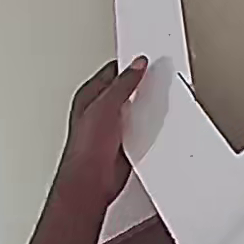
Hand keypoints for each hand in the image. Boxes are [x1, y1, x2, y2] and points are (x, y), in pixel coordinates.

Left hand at [56, 57, 146, 208]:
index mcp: (89, 96)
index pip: (113, 72)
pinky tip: (154, 123)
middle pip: (124, 89)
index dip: (129, 65)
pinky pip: (140, 127)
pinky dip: (147, 124)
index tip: (146, 61)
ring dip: (144, 106)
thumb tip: (136, 65)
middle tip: (155, 78)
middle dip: (140, 85)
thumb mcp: (106, 106)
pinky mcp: (123, 142)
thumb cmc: (86, 149)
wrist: (91, 183)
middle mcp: (99, 110)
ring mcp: (112, 126)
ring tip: (157, 99)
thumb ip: (123, 84)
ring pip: (133, 108)